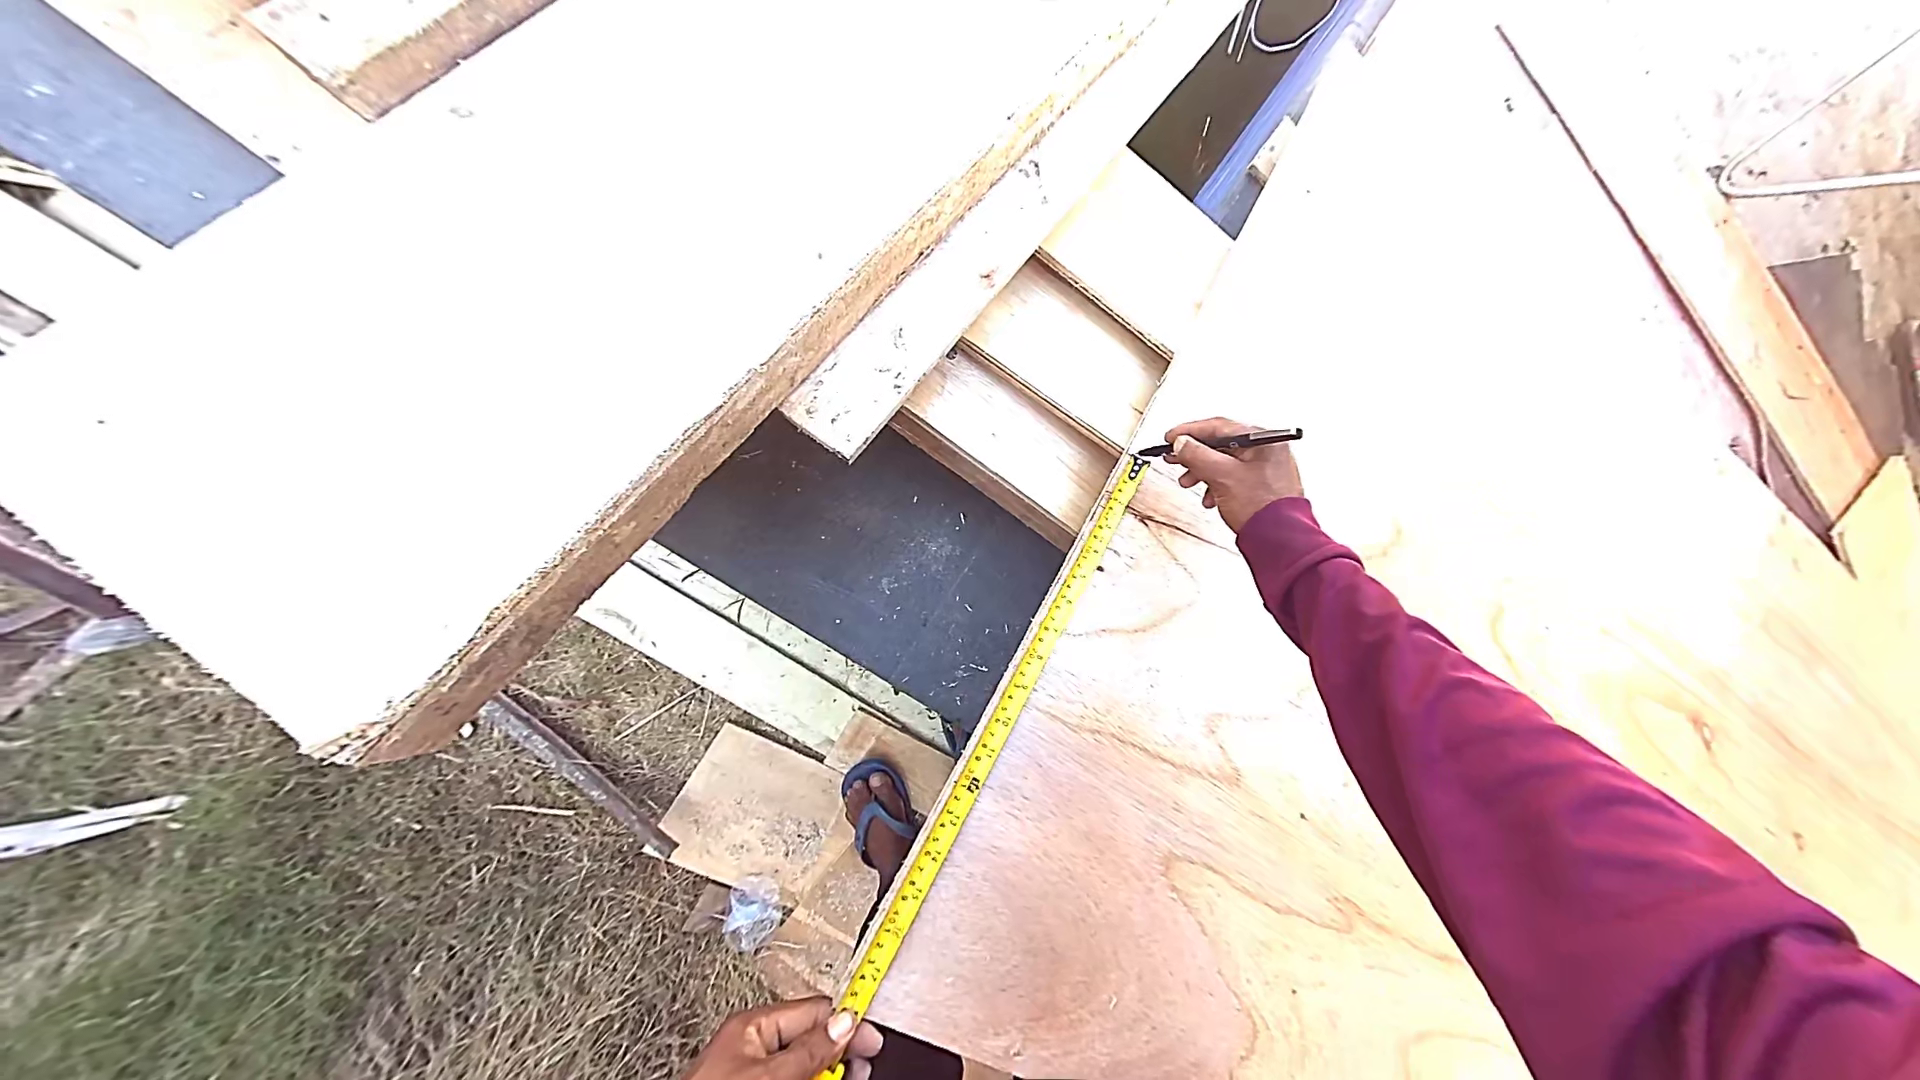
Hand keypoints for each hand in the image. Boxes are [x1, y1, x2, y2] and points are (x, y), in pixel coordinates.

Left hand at [680, 998, 883, 1079]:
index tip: (871, 1041)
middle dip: (839, 1056)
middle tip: (860, 1072)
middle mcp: (753, 1049)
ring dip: (827, 1073)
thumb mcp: (768, 1076)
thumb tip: (845, 1021)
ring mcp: (752, 1075)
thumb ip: (808, 1049)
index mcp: (754, 1027)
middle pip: (811, 1041)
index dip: (845, 1024)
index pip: (813, 1011)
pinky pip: (791, 1078)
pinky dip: (810, 1079)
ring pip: (804, 1067)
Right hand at [1162, 417, 1304, 532]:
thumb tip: (1181, 442)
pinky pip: (1231, 476)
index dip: (1189, 431)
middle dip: (1193, 454)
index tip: (1171, 438)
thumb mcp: (1221, 475)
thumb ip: (1197, 455)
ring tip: (1188, 481)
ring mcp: (1265, 467)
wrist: (1279, 538)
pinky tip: (1209, 496)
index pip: (1218, 426)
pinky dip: (1215, 483)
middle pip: (1220, 444)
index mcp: (1262, 439)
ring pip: (1224, 461)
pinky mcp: (1261, 484)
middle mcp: (1266, 449)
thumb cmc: (1262, 506)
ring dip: (1202, 471)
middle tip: (1174, 458)